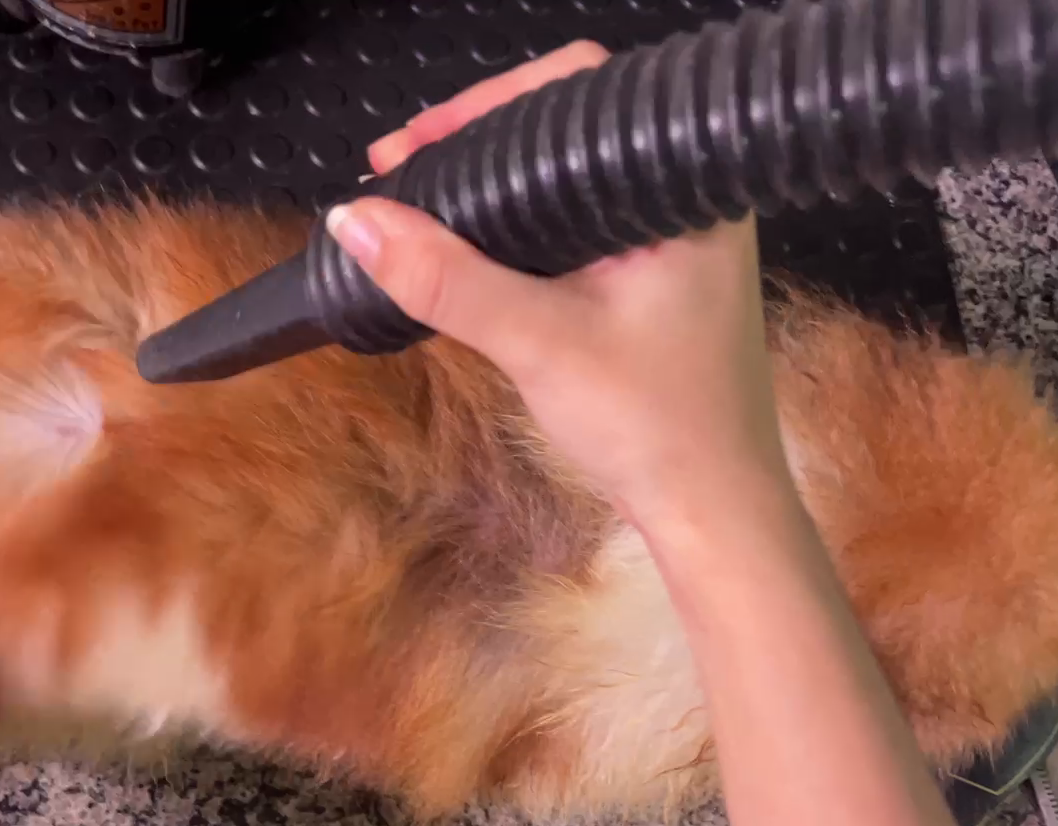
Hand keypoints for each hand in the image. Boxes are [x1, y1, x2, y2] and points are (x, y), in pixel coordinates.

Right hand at [333, 42, 784, 528]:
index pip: (580, 90)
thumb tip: (355, 222)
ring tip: (415, 204)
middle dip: (472, 147)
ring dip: (483, 193)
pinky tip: (463, 249)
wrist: (702, 503)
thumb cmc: (648, 422)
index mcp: (679, 183)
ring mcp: (655, 239)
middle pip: (562, 132)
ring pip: (555, 185)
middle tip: (398, 173)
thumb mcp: (538, 344)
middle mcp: (673, 196)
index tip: (408, 146)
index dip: (484, 104)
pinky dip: (503, 233)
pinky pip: (558, 231)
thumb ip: (447, 283)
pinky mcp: (633, 279)